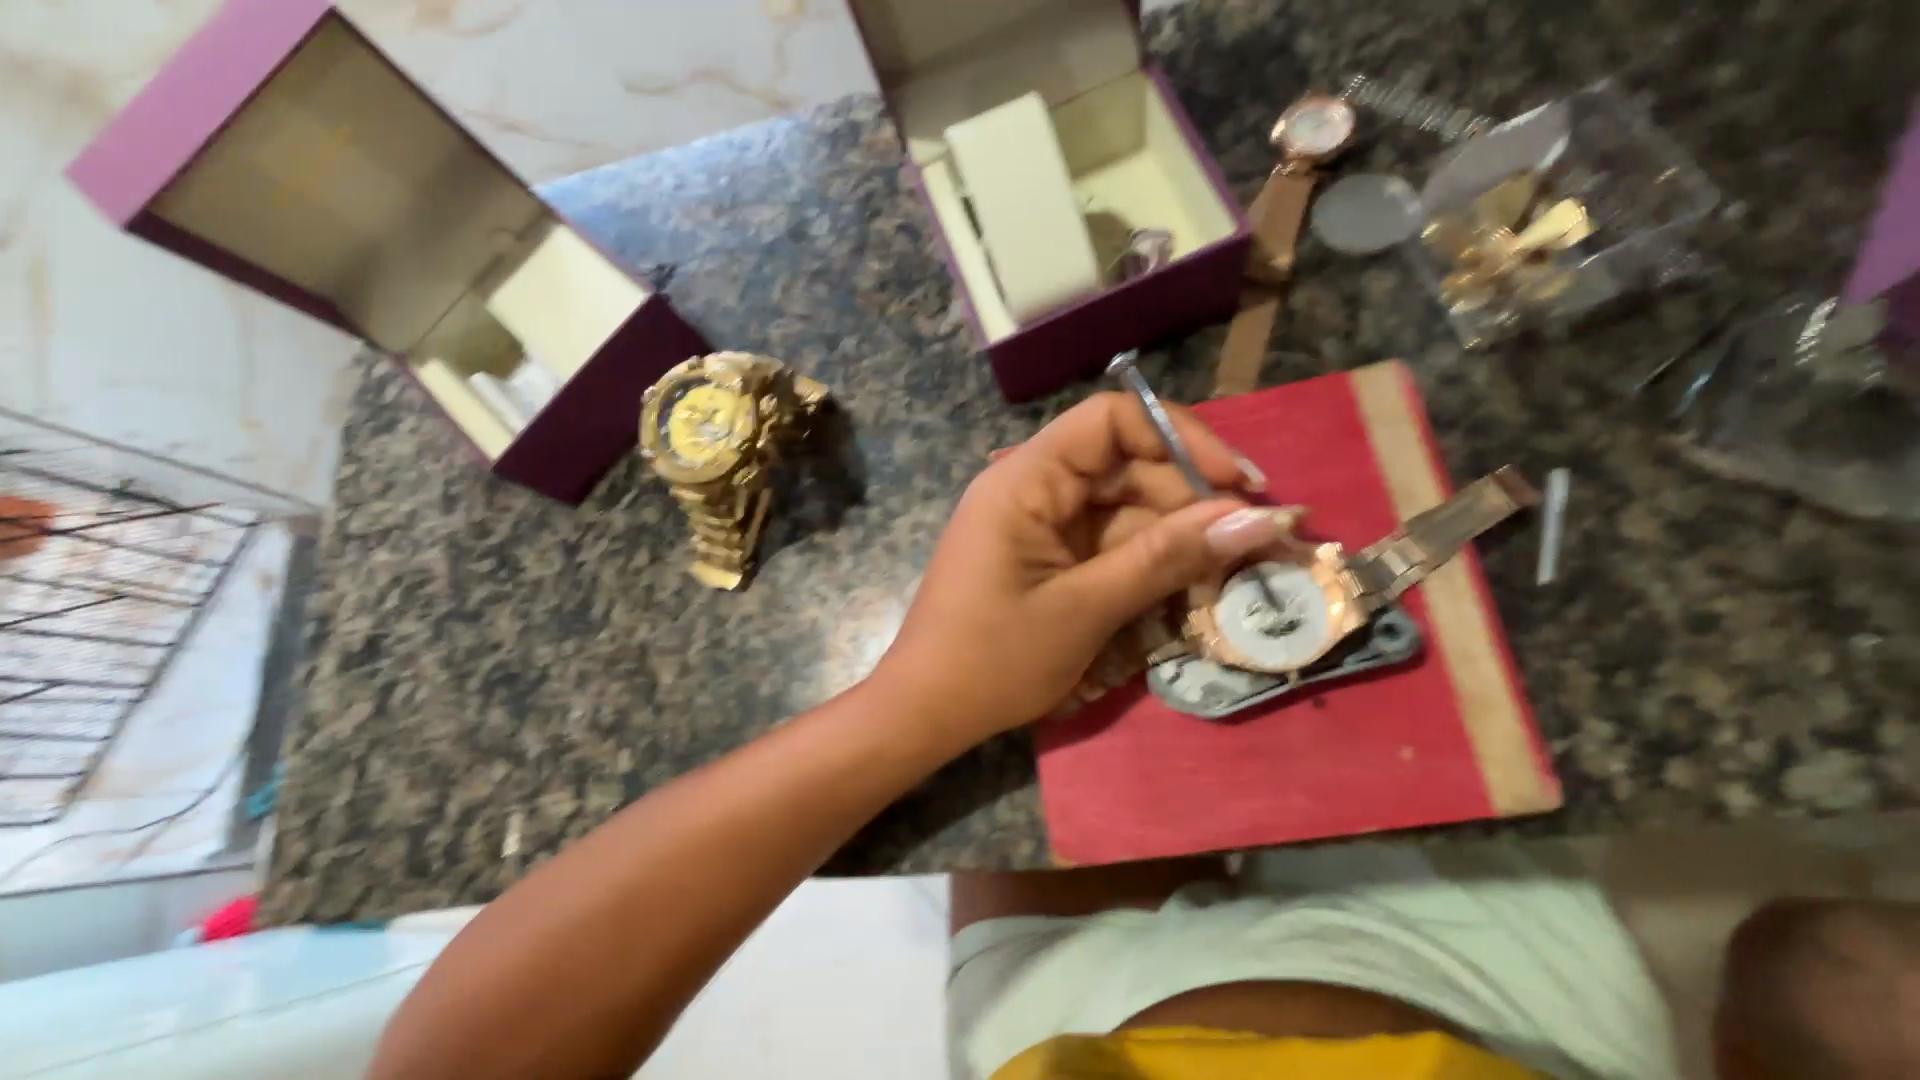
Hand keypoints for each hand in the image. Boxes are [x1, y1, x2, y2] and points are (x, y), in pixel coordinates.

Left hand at [869, 392, 1285, 745]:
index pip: (1111, 420)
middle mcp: (1031, 486)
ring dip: (1177, 531)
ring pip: (1124, 505)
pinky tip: (1190, 579)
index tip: (1236, 483)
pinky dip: (1148, 557)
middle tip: (1253, 539)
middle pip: (1126, 463)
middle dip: (1190, 496)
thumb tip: (1258, 518)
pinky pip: (1108, 539)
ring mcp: (1038, 522)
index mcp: (1025, 480)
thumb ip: (1169, 558)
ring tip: (1234, 564)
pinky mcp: (1047, 555)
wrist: (925, 713)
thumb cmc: (994, 659)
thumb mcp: (1087, 608)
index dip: (1181, 438)